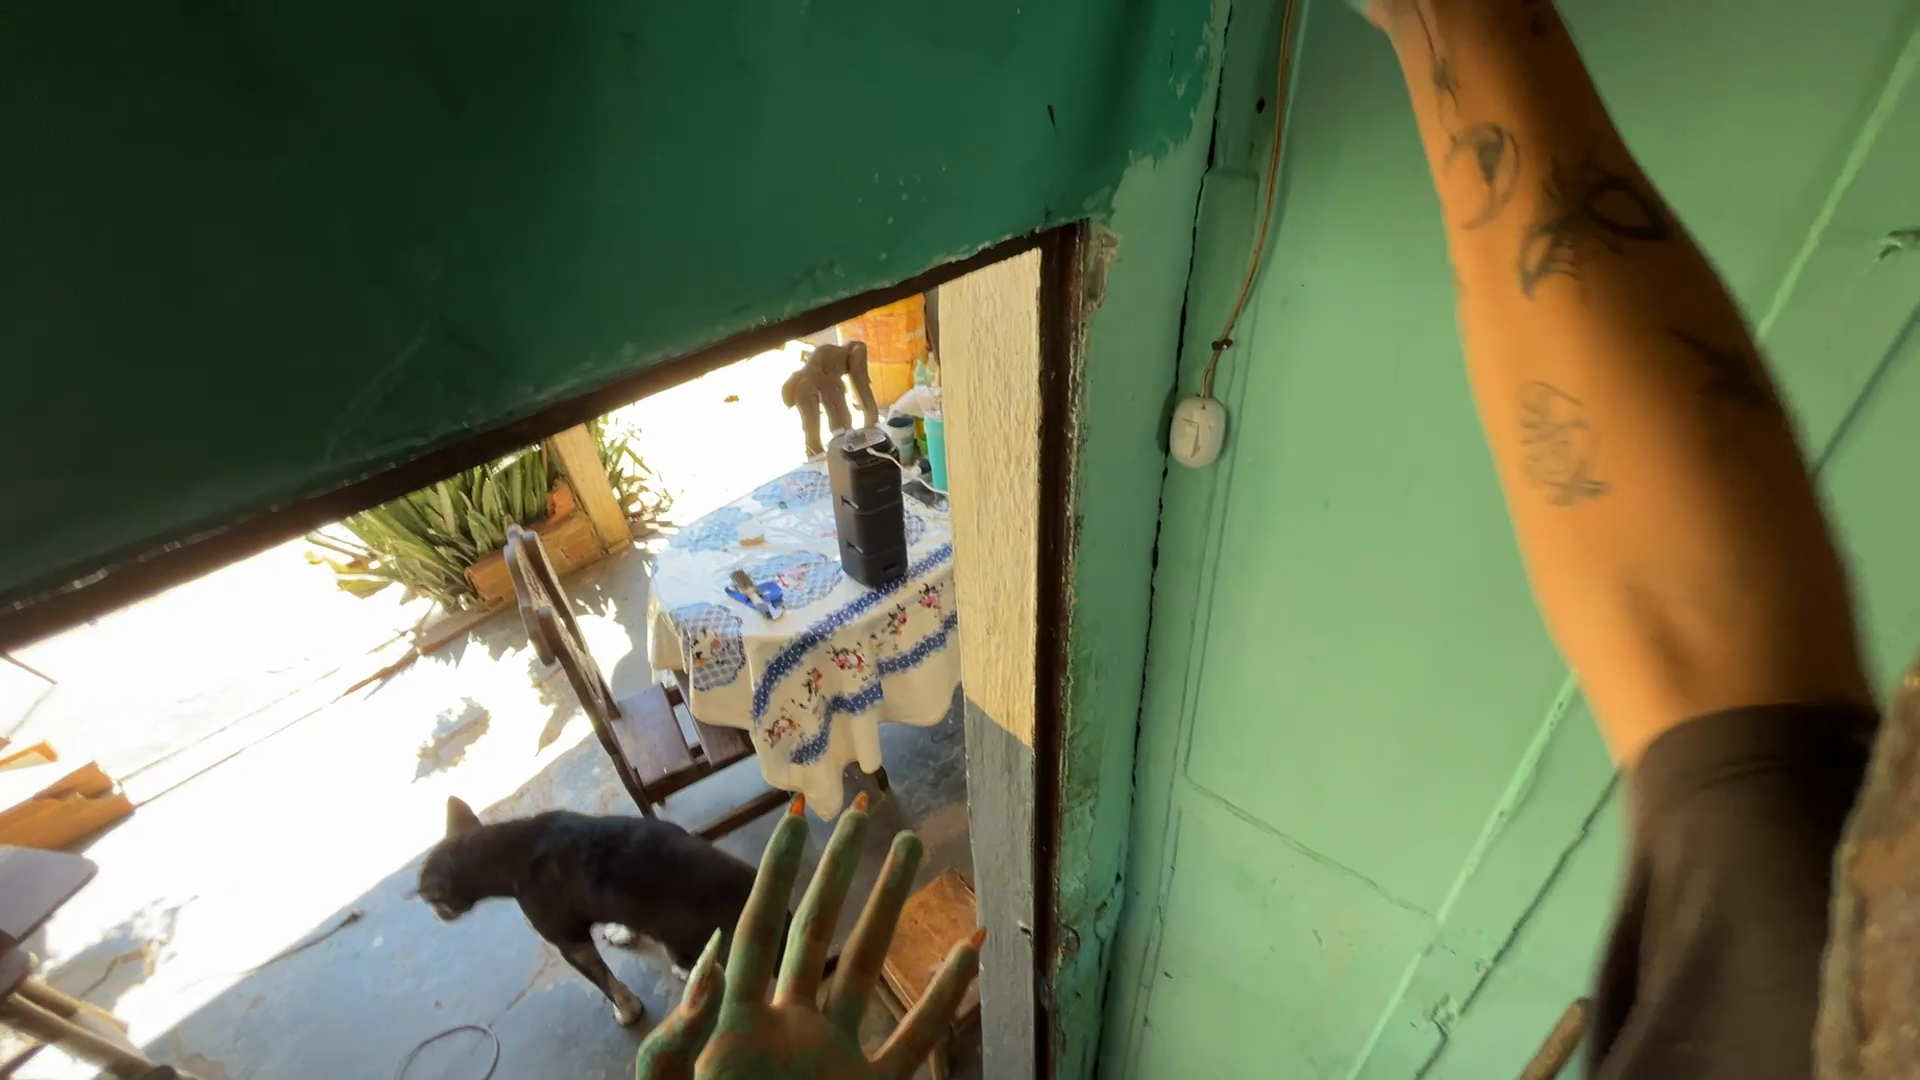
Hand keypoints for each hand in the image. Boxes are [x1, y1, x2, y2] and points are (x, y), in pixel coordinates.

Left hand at [635, 794, 983, 1078]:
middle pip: (818, 932)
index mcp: (740, 1030)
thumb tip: (713, 965)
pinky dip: (944, 998)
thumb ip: (677, 1046)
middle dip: (841, 870)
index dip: (774, 876)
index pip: (757, 933)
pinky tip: (969, 951)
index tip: (796, 819)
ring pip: (871, 968)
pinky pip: (916, 1042)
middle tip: (865, 814)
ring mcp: (835, 1061)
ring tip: (914, 849)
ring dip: (894, 907)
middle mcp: (792, 1030)